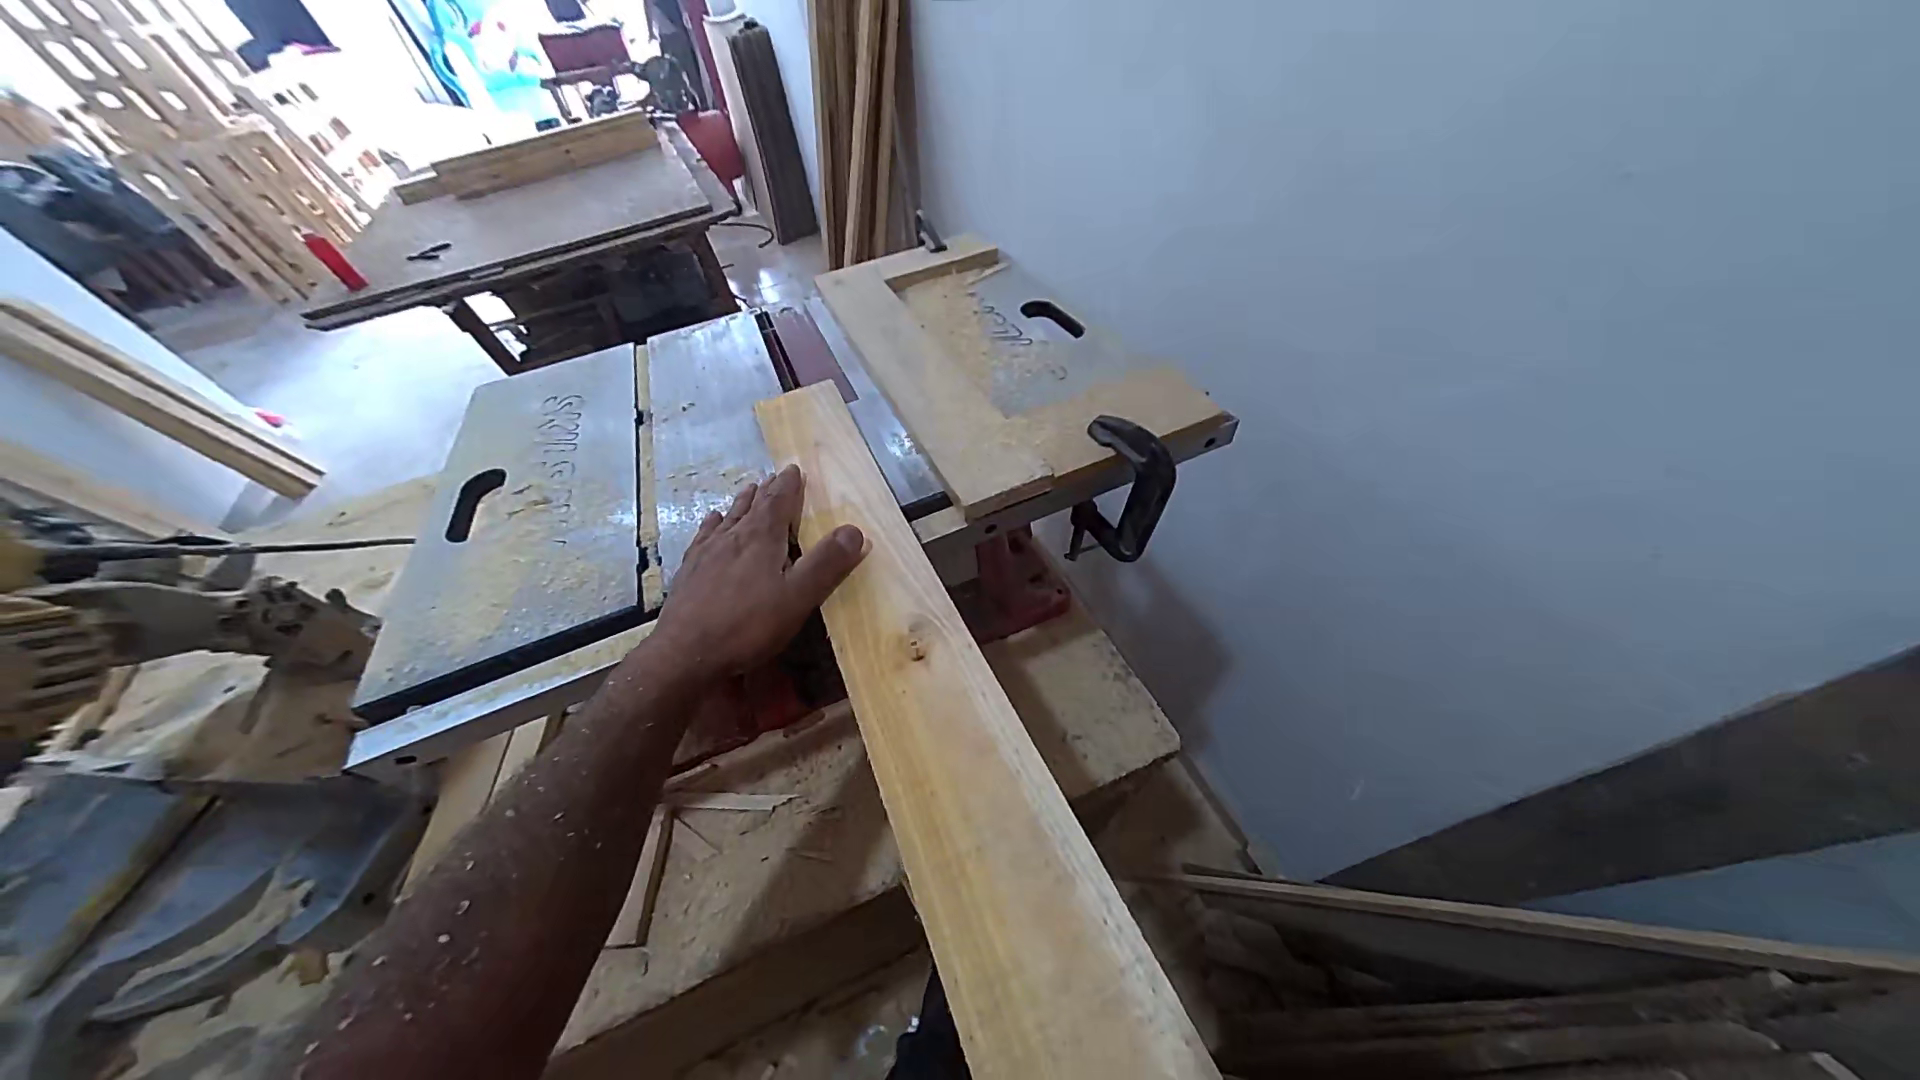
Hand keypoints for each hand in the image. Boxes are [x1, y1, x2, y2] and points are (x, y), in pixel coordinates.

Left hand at [652, 464, 865, 681]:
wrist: (684, 654)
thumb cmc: (747, 625)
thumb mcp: (798, 597)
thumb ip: (827, 563)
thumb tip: (855, 530)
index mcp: (761, 538)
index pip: (778, 501)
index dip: (788, 485)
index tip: (794, 469)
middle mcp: (732, 537)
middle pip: (753, 506)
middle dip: (767, 491)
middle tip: (775, 477)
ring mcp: (707, 553)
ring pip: (729, 519)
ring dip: (742, 503)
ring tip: (749, 490)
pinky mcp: (690, 571)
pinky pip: (705, 537)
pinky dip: (714, 524)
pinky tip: (713, 523)